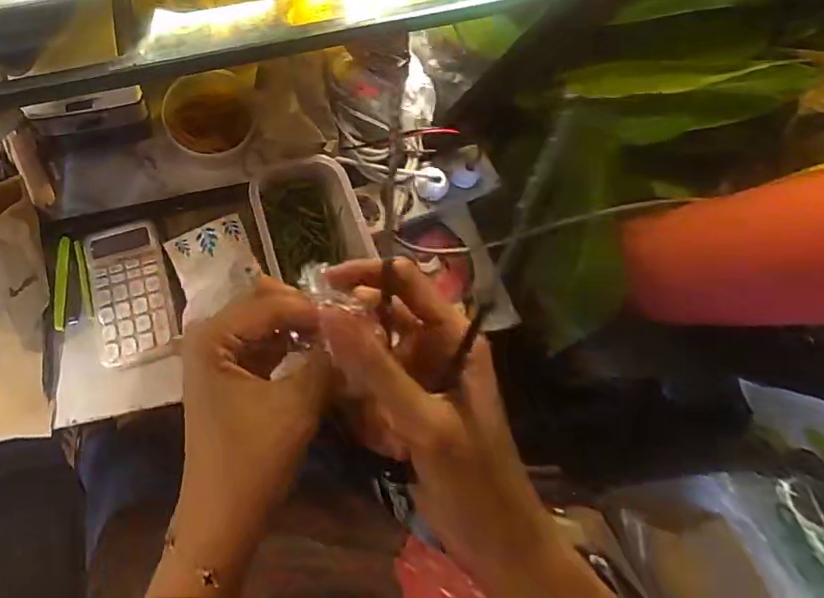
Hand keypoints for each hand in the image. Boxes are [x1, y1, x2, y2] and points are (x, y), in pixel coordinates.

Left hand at [149, 278, 329, 596]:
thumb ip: (323, 362)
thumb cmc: (251, 462)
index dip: (311, 307)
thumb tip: (356, 330)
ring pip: (264, 323)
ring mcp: (216, 352)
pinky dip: (290, 345)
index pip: (268, 303)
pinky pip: (262, 344)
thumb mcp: (294, 408)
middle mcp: (207, 333)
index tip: (355, 315)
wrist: (221, 519)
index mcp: (211, 334)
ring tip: (340, 334)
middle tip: (348, 322)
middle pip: (263, 304)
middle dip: (304, 311)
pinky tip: (320, 351)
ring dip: (299, 327)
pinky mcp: (227, 371)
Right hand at [318, 259, 608, 597]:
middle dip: (353, 336)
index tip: (322, 285)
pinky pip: (368, 384)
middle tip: (331, 361)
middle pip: (379, 313)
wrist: (501, 551)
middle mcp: (434, 345)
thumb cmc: (475, 481)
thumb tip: (327, 311)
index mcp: (453, 335)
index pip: (404, 279)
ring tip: (372, 423)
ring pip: (368, 351)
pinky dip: (363, 407)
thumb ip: (375, 366)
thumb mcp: (423, 422)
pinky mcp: (404, 402)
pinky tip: (381, 443)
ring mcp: (418, 374)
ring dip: (358, 381)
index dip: (364, 272)